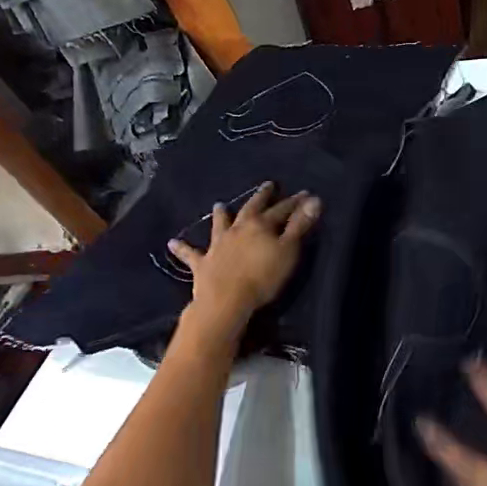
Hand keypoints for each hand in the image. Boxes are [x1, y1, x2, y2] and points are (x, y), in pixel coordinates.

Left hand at [168, 182, 321, 330]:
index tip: (305, 194)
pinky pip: (190, 254)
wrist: (226, 300)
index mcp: (260, 225)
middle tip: (267, 185)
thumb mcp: (288, 251)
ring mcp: (217, 245)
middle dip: (261, 197)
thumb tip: (314, 200)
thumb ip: (300, 225)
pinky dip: (181, 248)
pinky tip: (171, 243)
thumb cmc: (263, 277)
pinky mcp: (202, 263)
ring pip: (219, 225)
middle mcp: (237, 229)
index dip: (295, 202)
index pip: (282, 210)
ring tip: (218, 205)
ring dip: (220, 215)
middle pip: (251, 209)